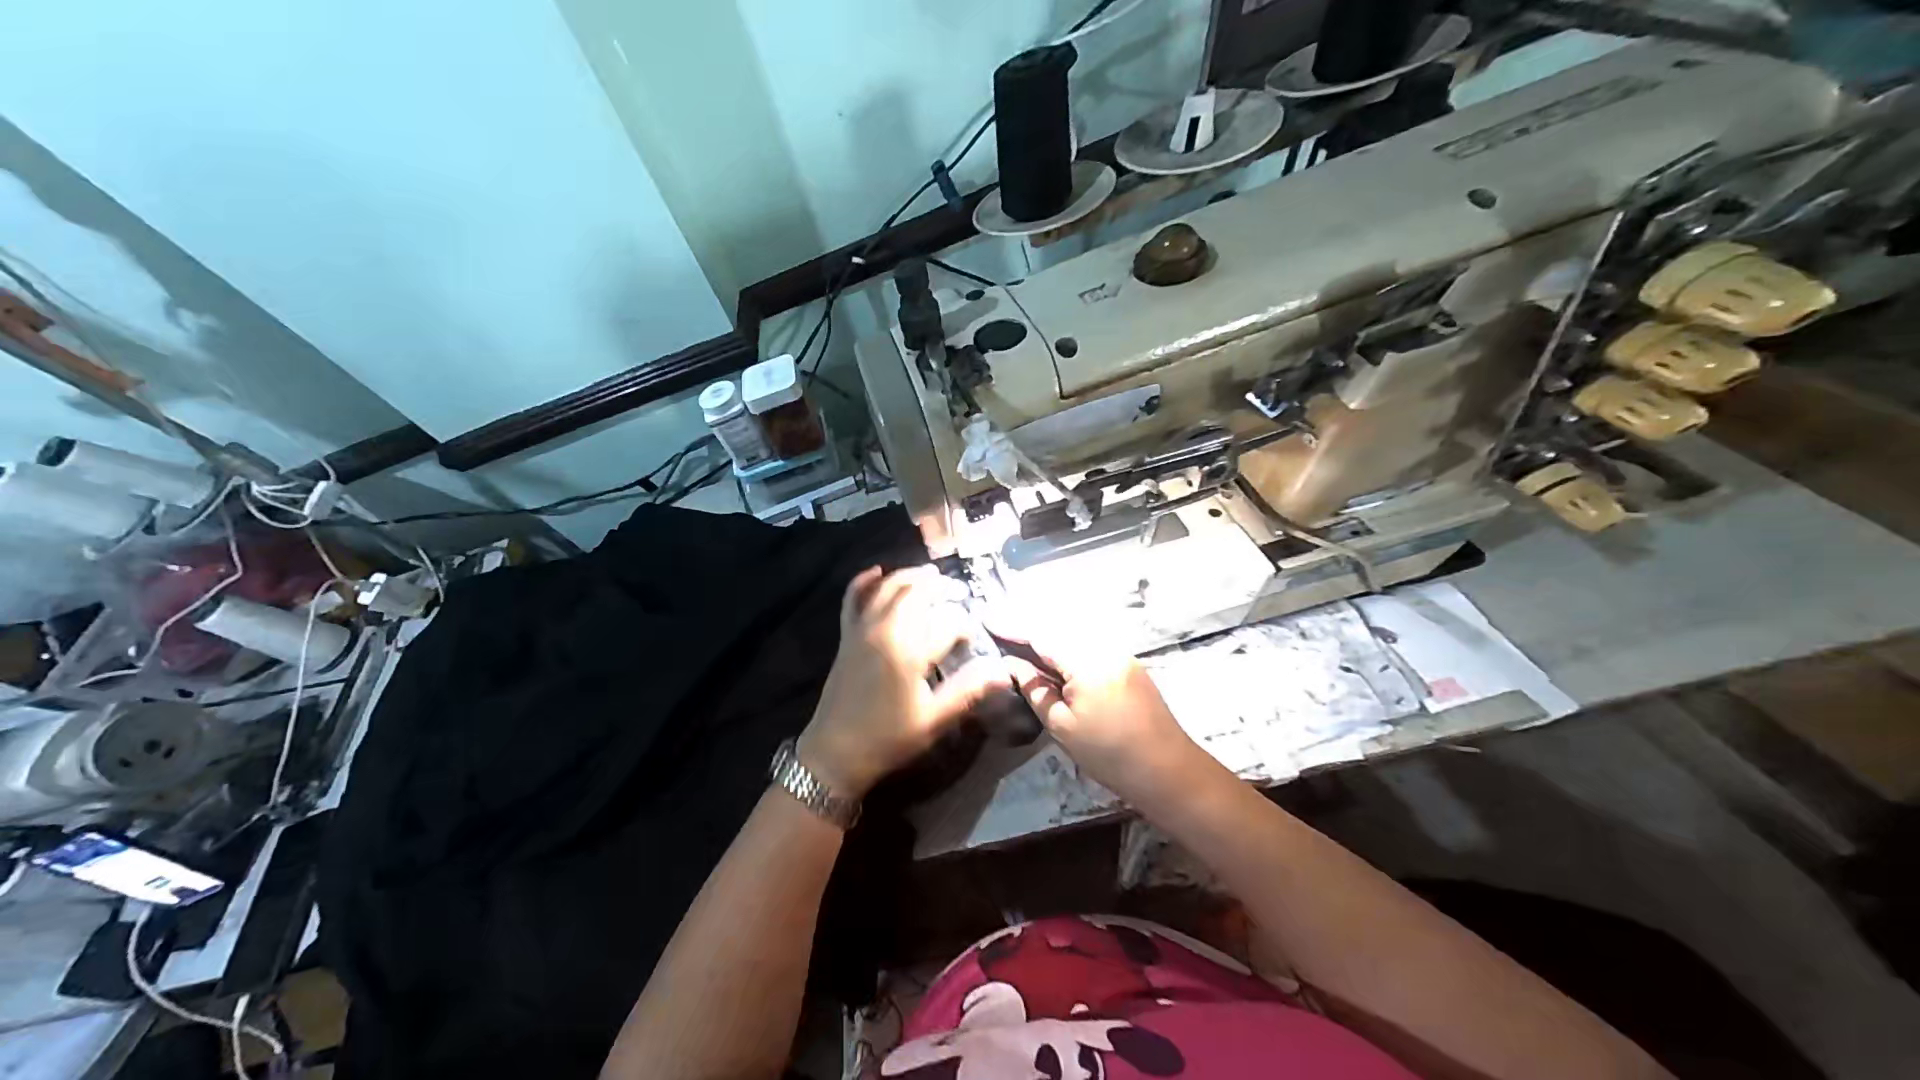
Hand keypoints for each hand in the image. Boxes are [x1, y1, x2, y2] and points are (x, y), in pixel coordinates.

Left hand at [797, 567, 1005, 799]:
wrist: (834, 753)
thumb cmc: (888, 738)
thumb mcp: (934, 720)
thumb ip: (967, 691)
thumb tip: (1002, 671)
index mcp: (909, 651)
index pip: (946, 622)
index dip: (964, 625)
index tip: (973, 636)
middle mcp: (884, 630)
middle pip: (914, 592)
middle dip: (938, 586)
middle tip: (956, 591)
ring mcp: (861, 630)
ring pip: (886, 588)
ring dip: (909, 576)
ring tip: (930, 575)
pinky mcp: (846, 637)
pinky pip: (852, 600)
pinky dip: (863, 582)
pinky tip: (876, 571)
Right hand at [998, 631, 1201, 799]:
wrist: (1168, 771)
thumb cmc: (1109, 754)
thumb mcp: (1062, 726)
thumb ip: (1035, 690)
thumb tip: (1015, 665)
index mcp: (1087, 661)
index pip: (1042, 635)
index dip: (1013, 626)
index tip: (987, 618)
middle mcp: (1106, 648)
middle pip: (1060, 627)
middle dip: (1029, 626)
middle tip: (1000, 627)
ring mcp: (1121, 655)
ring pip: (1076, 635)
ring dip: (1049, 637)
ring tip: (1021, 642)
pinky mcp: (1129, 666)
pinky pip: (1090, 645)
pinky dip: (1068, 647)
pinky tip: (1053, 658)